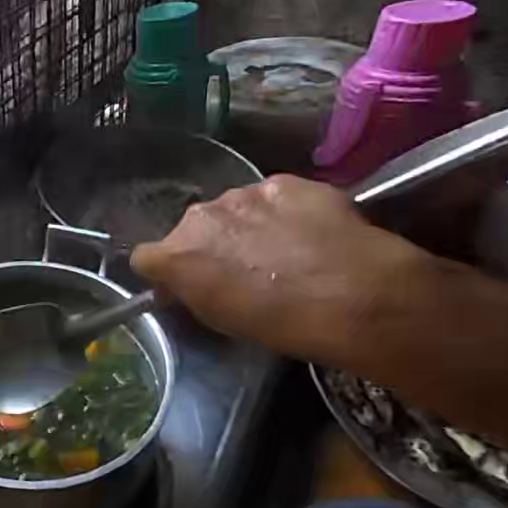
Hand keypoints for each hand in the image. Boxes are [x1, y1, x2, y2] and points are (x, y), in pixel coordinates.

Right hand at [129, 174, 437, 369]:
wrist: (361, 298)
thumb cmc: (283, 323)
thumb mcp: (220, 320)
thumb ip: (192, 292)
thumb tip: (184, 284)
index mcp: (174, 253)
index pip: (147, 258)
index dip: (166, 271)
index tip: (186, 284)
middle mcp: (198, 217)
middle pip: (192, 229)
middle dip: (210, 244)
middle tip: (243, 268)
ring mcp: (242, 195)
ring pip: (233, 210)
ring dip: (247, 226)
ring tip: (284, 249)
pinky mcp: (286, 183)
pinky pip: (274, 197)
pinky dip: (286, 211)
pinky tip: (312, 232)